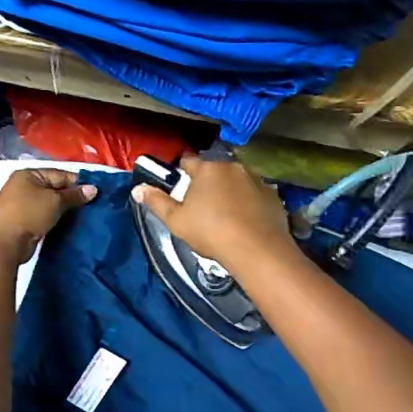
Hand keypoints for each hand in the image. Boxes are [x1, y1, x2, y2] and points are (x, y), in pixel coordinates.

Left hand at [0, 168, 96, 264]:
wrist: (4, 242)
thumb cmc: (28, 213)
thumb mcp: (55, 201)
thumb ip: (74, 195)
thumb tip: (93, 189)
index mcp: (29, 174)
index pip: (59, 174)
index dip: (78, 183)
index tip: (96, 193)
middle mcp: (24, 187)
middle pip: (54, 189)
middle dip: (72, 197)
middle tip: (93, 206)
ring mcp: (22, 205)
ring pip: (50, 205)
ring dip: (65, 210)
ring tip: (85, 217)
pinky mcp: (24, 222)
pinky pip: (45, 217)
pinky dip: (56, 220)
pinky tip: (70, 226)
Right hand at [131, 154, 297, 276]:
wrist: (257, 249)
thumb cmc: (211, 232)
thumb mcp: (177, 221)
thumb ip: (157, 202)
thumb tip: (138, 188)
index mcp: (208, 169)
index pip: (189, 161)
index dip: (181, 172)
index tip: (179, 185)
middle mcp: (233, 167)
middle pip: (215, 171)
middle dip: (208, 184)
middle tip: (202, 207)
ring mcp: (257, 180)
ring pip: (238, 182)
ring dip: (231, 192)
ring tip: (227, 216)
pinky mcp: (274, 196)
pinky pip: (256, 195)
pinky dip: (250, 204)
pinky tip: (247, 222)